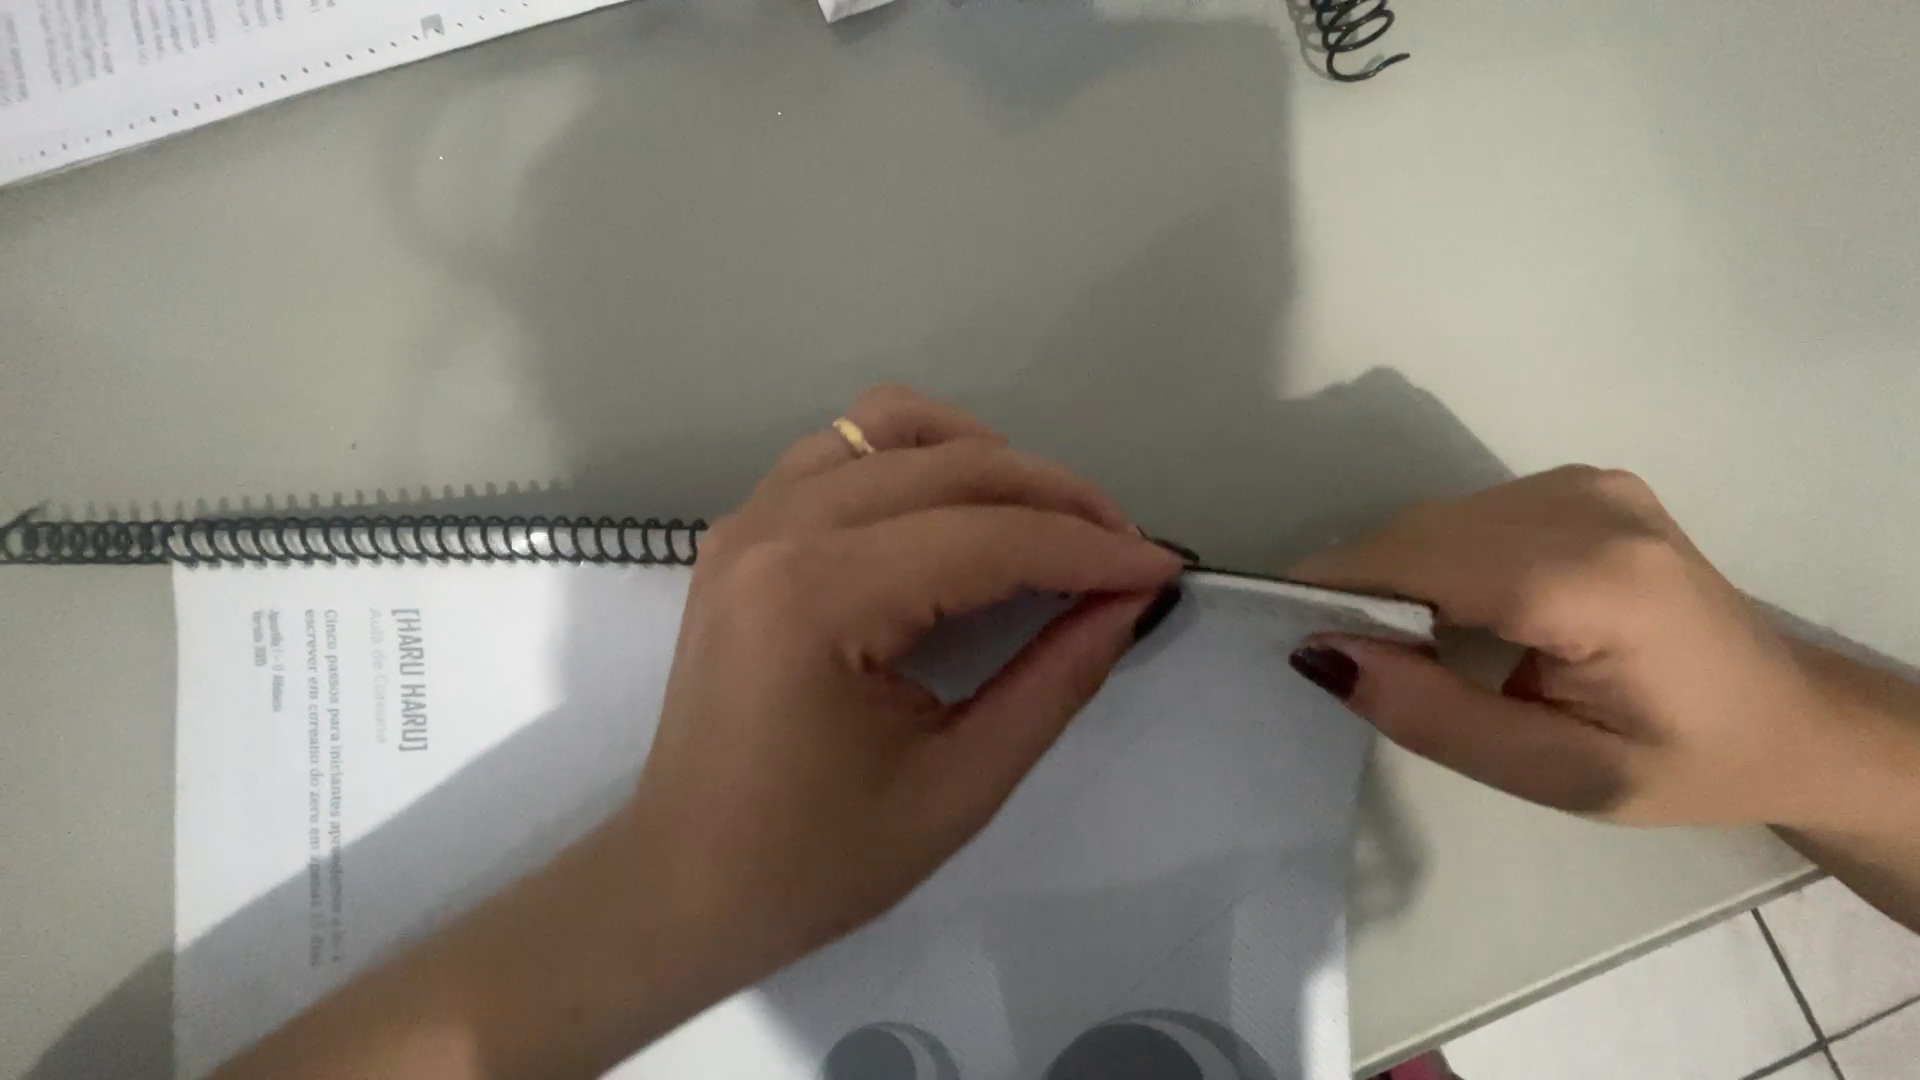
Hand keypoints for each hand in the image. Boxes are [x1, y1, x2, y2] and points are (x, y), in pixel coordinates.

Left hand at [627, 386, 1182, 977]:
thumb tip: (1129, 598)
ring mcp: (750, 517)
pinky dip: (917, 455)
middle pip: (952, 466)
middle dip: (1057, 496)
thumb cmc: (816, 859)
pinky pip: (844, 447)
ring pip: (893, 425)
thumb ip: (1056, 678)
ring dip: (986, 456)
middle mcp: (776, 529)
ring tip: (1044, 515)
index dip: (1089, 547)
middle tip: (1121, 546)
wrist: (683, 881)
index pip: (987, 540)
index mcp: (818, 599)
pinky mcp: (744, 527)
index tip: (1160, 566)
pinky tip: (955, 503)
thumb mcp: (962, 785)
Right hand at [1289, 466, 1916, 831]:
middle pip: (1414, 534)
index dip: (1337, 589)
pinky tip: (1461, 606)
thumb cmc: (1681, 762)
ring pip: (1428, 521)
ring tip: (1414, 641)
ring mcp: (1583, 483)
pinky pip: (1457, 514)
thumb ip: (1432, 714)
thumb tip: (1319, 652)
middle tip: (1356, 657)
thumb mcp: (1555, 775)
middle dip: (1361, 588)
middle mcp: (1584, 506)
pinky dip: (1430, 559)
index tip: (1289, 635)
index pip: (1418, 561)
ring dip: (1394, 575)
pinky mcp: (1577, 481)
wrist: (1795, 719)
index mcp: (1593, 582)